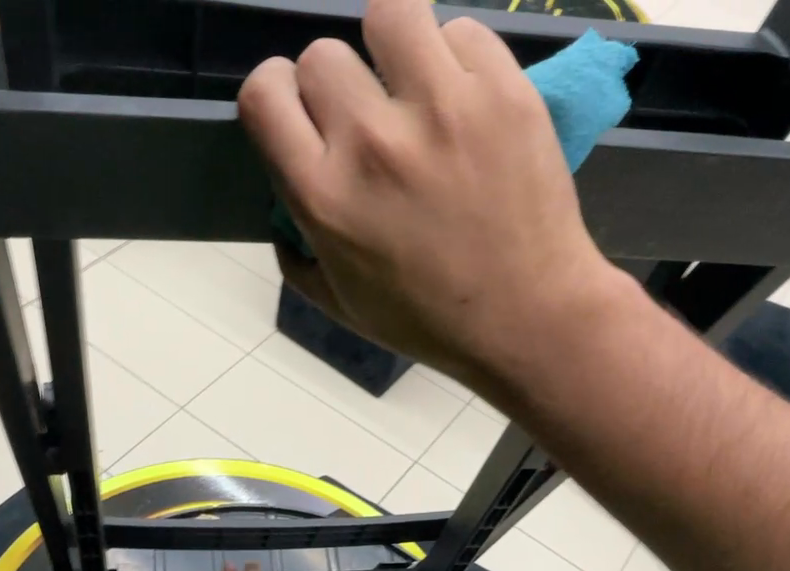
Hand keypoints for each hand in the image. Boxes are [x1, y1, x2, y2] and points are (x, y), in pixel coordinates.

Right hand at [236, 0, 624, 403]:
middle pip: (320, 53)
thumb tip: (282, 200)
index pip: (263, 93)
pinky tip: (463, 98)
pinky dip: (455, 58)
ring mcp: (441, 109)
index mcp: (323, 197)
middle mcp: (372, 142)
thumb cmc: (426, 320)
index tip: (300, 112)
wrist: (526, 319)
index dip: (276, 93)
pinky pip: (460, 31)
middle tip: (365, 114)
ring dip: (391, 43)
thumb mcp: (337, 303)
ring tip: (412, 80)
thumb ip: (295, 249)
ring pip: (388, 12)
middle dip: (334, 81)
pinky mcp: (503, 90)